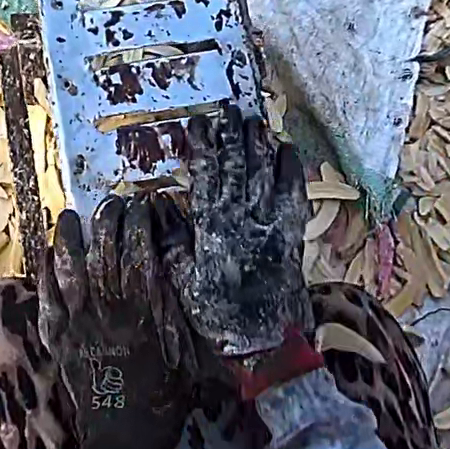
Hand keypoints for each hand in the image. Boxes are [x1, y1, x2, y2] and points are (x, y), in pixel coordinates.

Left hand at [38, 195, 191, 448]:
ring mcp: (77, 321)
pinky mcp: (56, 337)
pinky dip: (44, 274)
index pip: (139, 253)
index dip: (139, 225)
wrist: (123, 439)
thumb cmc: (163, 398)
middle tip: (109, 203)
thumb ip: (179, 311)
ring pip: (69, 269)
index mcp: (143, 310)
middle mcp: (107, 308)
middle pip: (103, 253)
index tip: (141, 206)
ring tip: (66, 216)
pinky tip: (43, 255)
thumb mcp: (188, 354)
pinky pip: (46, 298)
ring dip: (67, 239)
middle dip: (106, 222)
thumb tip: (177, 270)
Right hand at [160, 104, 310, 358]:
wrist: (265, 339)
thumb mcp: (182, 279)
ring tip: (253, 120)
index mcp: (212, 228)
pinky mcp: (290, 234)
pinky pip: (292, 195)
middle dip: (231, 136)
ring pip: (264, 175)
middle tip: (228, 110)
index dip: (203, 148)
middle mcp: (243, 219)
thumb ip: (170, 240)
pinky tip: (286, 151)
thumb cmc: (216, 310)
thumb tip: (157, 204)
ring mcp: (270, 225)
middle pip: (238, 168)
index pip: (207, 177)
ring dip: (259, 146)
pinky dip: (290, 171)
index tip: (198, 124)